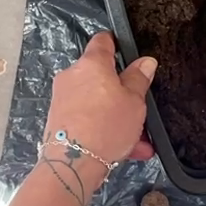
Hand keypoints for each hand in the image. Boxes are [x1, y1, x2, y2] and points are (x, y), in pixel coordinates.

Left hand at [44, 32, 156, 168]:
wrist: (72, 163)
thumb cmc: (106, 126)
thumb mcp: (134, 102)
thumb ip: (139, 79)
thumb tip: (145, 61)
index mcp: (91, 64)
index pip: (102, 41)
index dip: (116, 43)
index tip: (125, 49)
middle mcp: (72, 77)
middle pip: (100, 77)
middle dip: (121, 93)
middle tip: (139, 109)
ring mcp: (63, 99)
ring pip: (97, 103)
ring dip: (117, 117)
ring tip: (139, 140)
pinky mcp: (59, 120)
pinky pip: (88, 120)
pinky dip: (105, 131)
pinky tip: (126, 150)